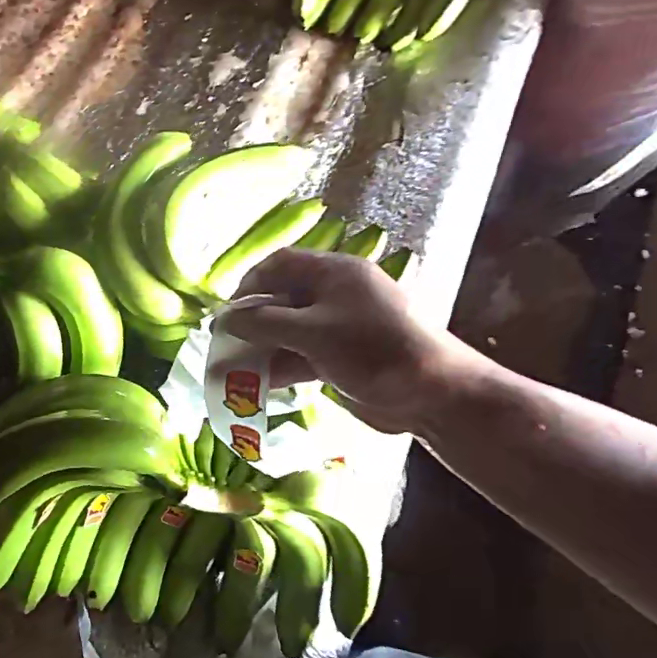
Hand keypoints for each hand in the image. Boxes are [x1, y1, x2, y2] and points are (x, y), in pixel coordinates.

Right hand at [213, 249, 486, 435]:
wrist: (430, 393)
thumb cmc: (372, 349)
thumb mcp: (313, 333)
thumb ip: (266, 324)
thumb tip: (226, 320)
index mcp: (335, 273)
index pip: (282, 264)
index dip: (251, 283)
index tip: (228, 310)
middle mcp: (337, 295)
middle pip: (284, 299)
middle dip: (254, 321)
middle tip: (226, 343)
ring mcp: (341, 328)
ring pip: (292, 332)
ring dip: (265, 349)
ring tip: (233, 370)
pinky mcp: (343, 358)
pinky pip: (304, 356)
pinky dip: (283, 367)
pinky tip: (260, 385)